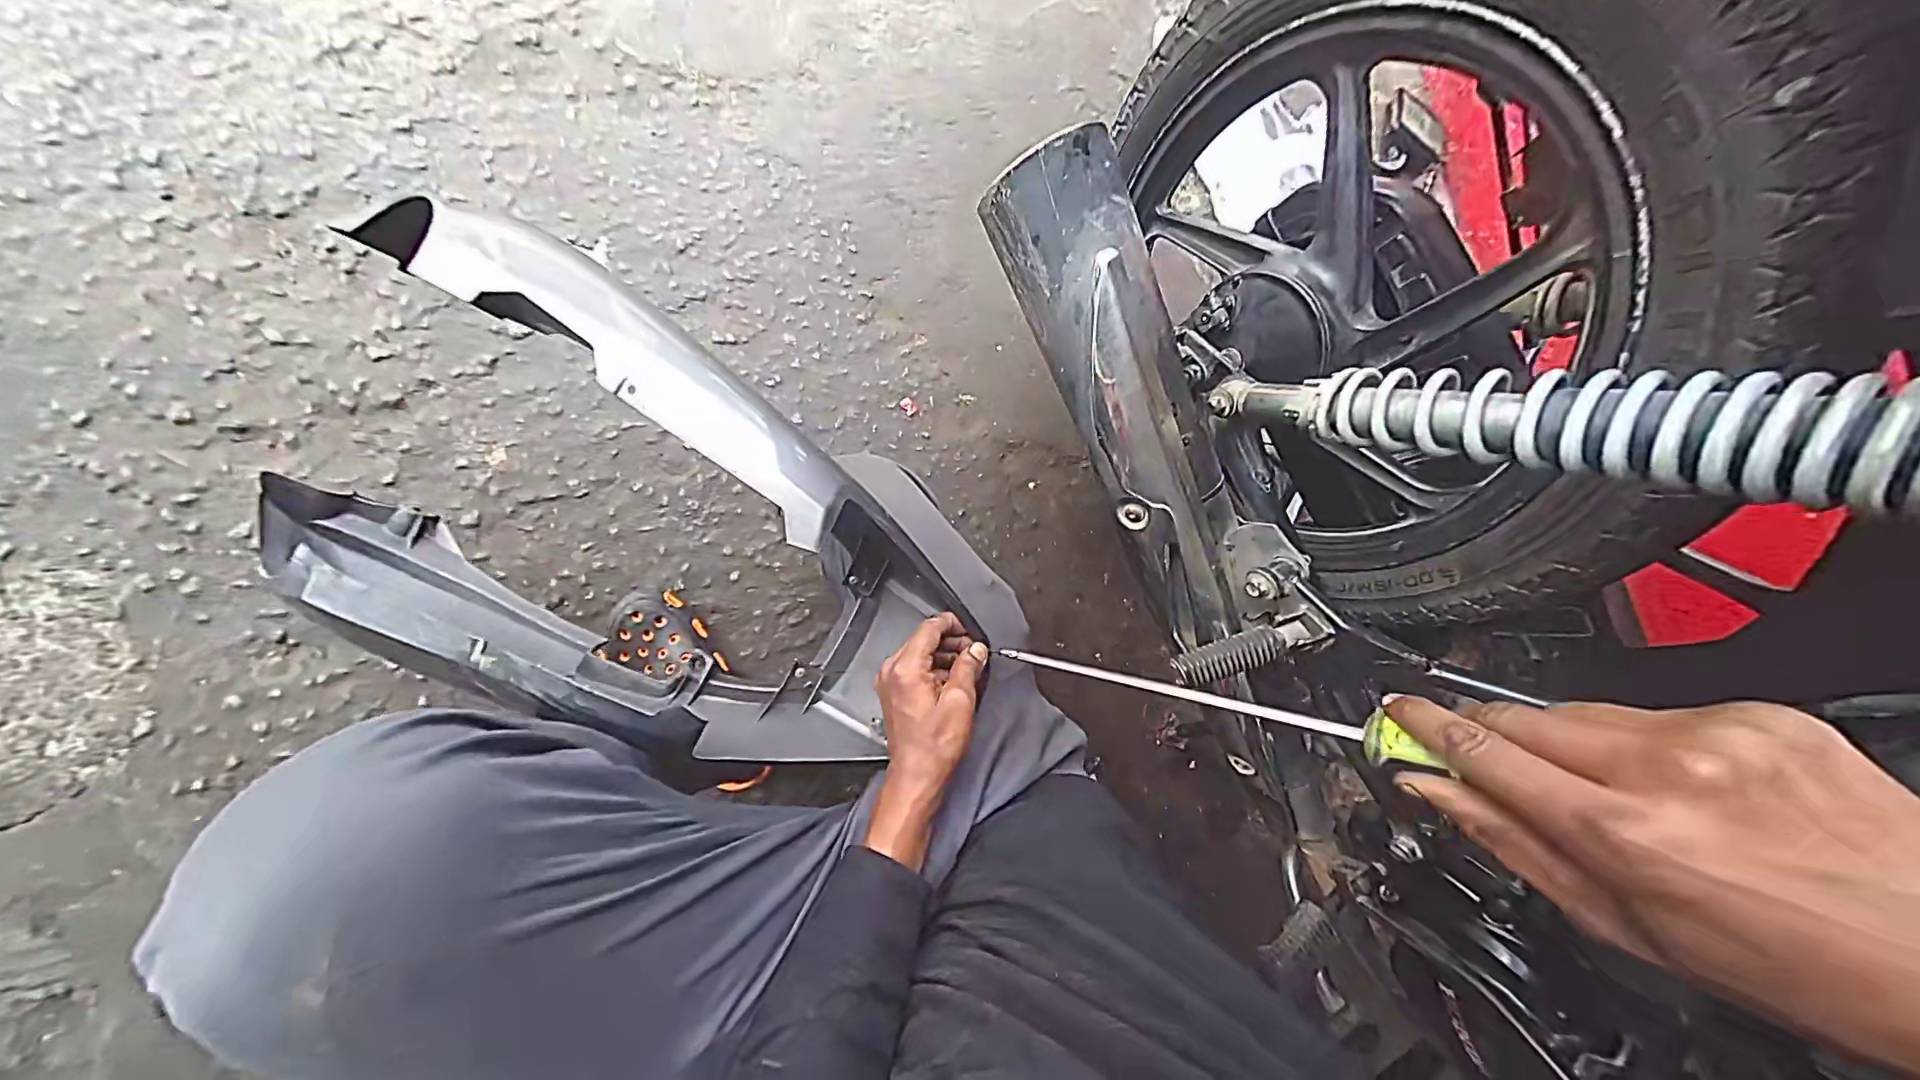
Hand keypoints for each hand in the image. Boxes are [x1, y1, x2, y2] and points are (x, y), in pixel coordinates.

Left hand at [862, 613, 987, 870]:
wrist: (917, 775)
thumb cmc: (934, 747)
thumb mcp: (960, 701)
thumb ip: (968, 667)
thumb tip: (976, 649)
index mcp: (905, 668)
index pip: (929, 627)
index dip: (953, 624)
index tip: (969, 630)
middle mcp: (892, 671)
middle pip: (924, 639)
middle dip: (952, 642)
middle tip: (974, 652)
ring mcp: (890, 682)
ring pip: (920, 653)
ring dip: (944, 656)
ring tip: (967, 668)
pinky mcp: (893, 693)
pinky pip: (915, 669)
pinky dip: (934, 669)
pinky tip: (953, 682)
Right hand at [1387, 696, 1919, 1072]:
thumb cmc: (1800, 967)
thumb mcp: (1626, 924)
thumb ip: (1510, 841)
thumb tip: (1434, 789)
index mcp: (1624, 830)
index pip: (1481, 749)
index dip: (1423, 726)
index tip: (1396, 713)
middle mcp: (1666, 767)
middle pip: (1519, 718)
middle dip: (1490, 735)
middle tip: (1483, 759)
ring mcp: (1718, 732)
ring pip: (1576, 712)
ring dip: (1565, 741)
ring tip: (1609, 790)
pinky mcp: (1758, 714)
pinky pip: (1648, 711)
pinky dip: (1638, 740)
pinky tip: (1676, 781)